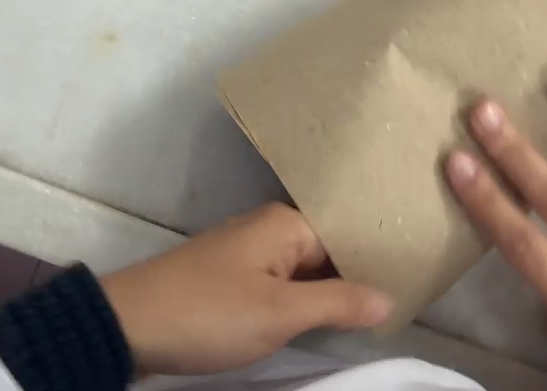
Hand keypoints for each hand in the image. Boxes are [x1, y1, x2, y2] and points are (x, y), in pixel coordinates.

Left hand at [99, 202, 392, 375]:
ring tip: (373, 315)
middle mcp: (269, 227)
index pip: (346, 234)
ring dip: (331, 291)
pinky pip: (282, 281)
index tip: (414, 280)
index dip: (376, 259)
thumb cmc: (210, 312)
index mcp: (285, 223)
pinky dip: (303, 299)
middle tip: (401, 303)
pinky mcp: (233, 276)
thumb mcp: (279, 312)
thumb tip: (388, 296)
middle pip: (326, 249)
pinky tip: (323, 320)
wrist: (132, 323)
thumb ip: (336, 303)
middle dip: (356, 275)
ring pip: (304, 268)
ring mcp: (249, 251)